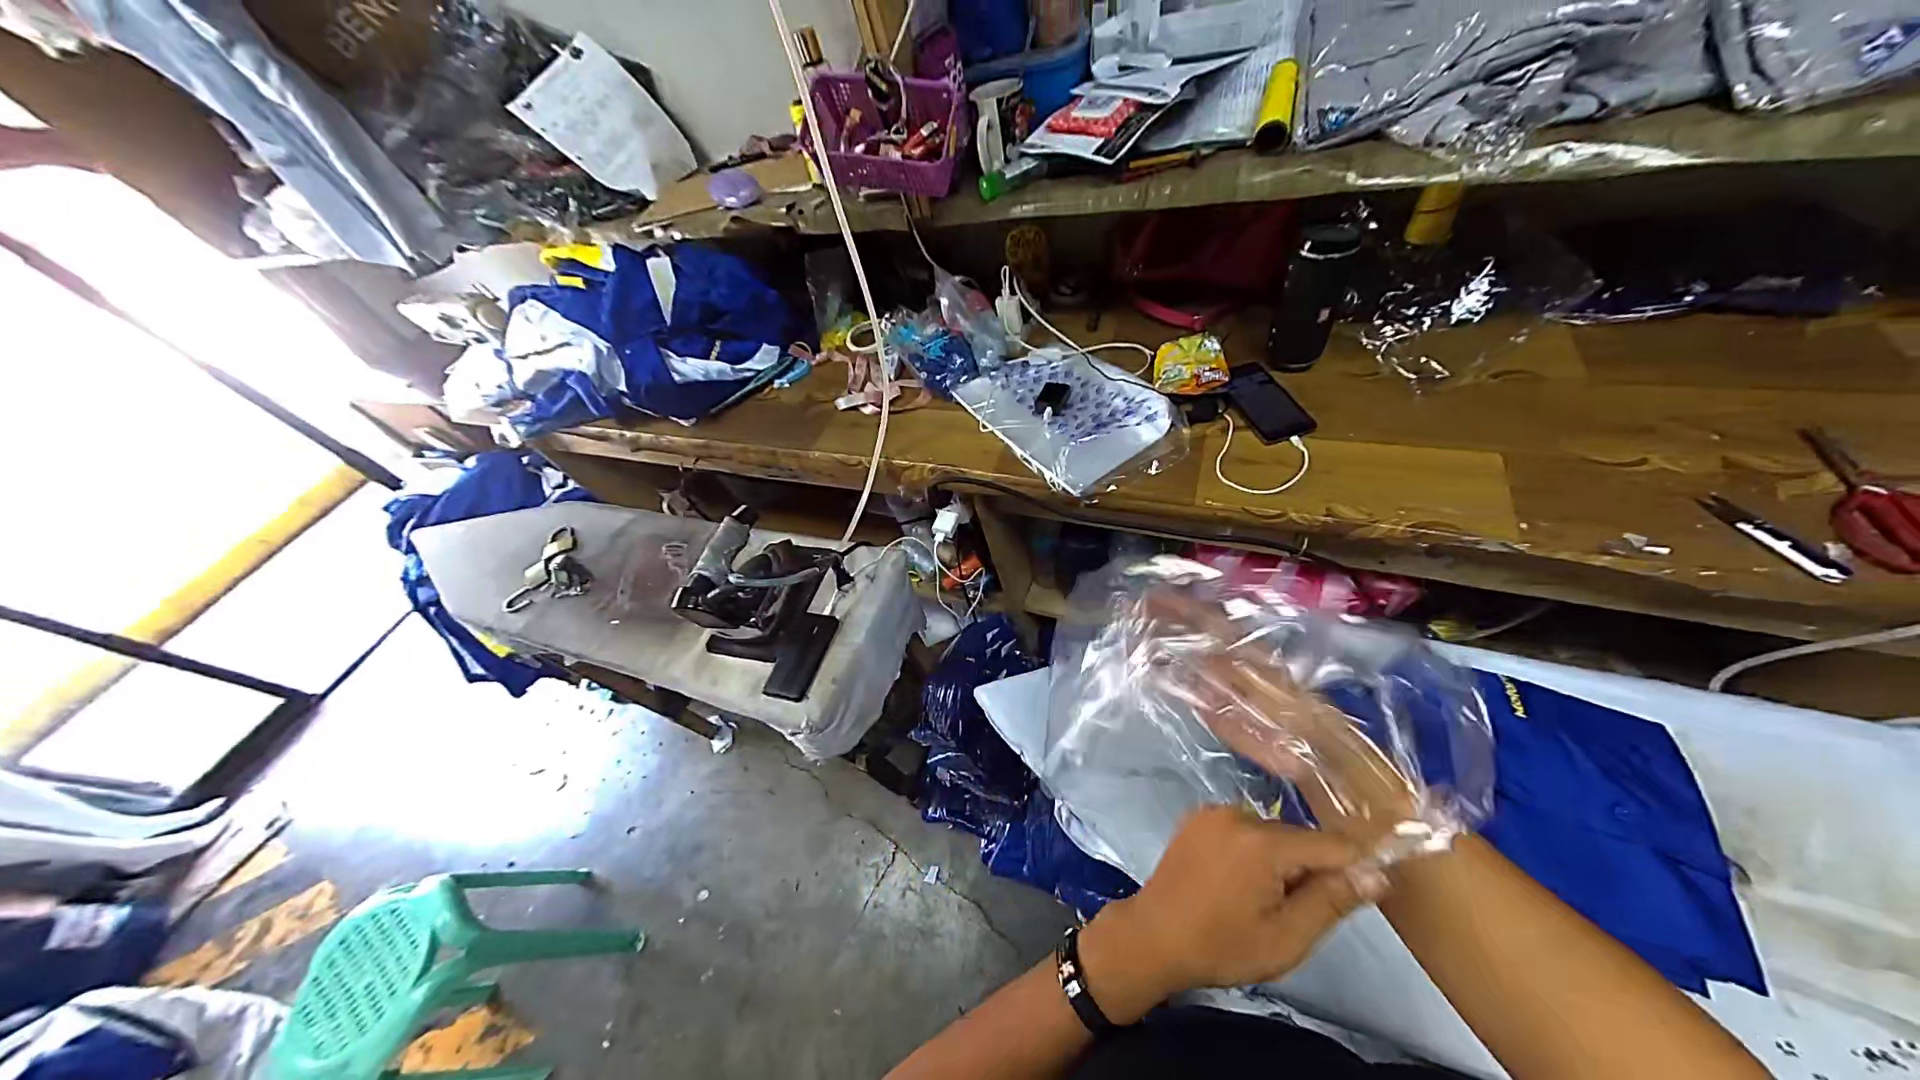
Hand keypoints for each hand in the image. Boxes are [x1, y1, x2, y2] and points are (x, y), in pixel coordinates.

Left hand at [1075, 807, 1386, 1023]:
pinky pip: (1243, 830)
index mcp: (1262, 842)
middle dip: (1309, 870)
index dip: (1355, 866)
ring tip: (1258, 899)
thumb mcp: (1286, 938)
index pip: (1331, 844)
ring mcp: (1213, 812)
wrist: (1153, 936)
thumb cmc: (1221, 945)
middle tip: (1292, 911)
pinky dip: (1252, 851)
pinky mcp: (1197, 818)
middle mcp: (1237, 814)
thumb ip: (1331, 901)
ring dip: (1279, 861)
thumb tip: (1376, 873)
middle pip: (1298, 838)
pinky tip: (1236, 882)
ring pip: (1271, 834)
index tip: (1366, 890)